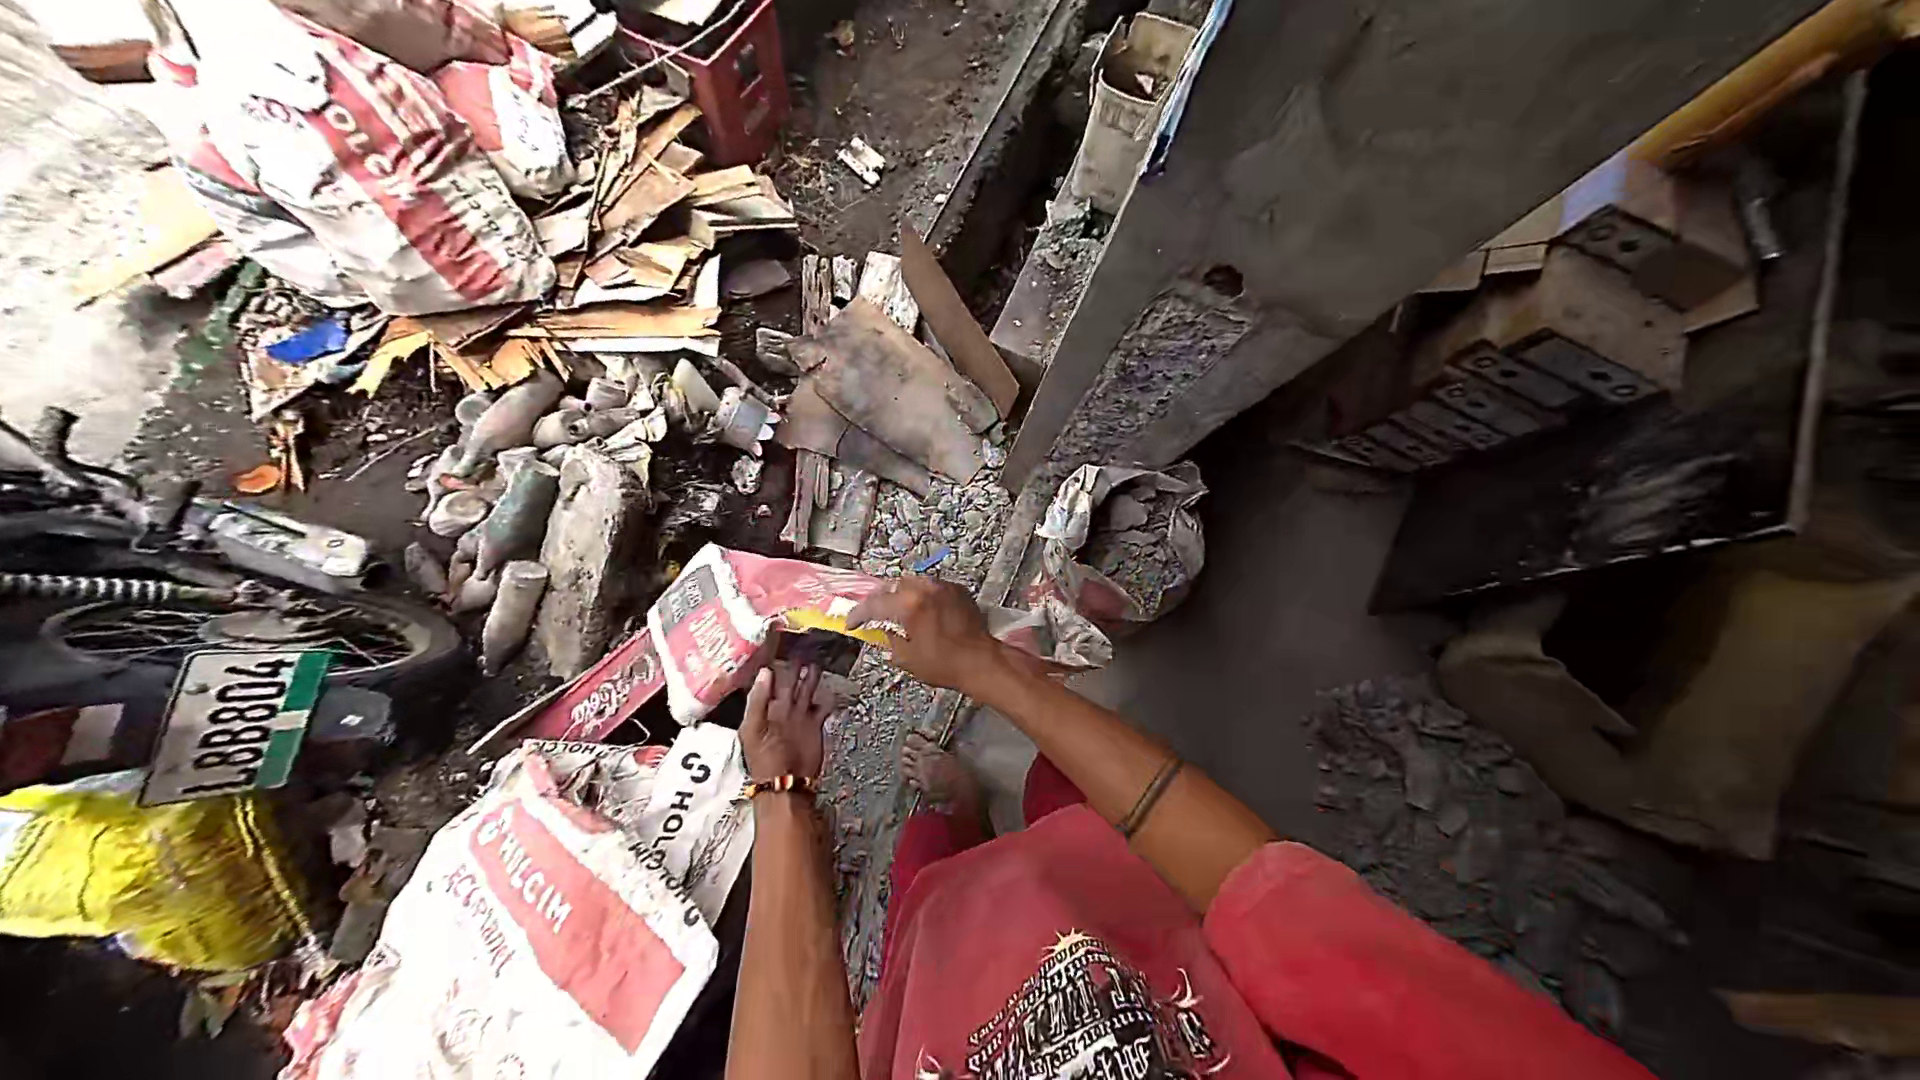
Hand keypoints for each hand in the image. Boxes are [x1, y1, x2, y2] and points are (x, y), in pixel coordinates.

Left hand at [741, 660, 829, 778]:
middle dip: (796, 667)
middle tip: (802, 649)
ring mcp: (800, 716)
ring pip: (807, 691)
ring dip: (812, 678)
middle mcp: (784, 709)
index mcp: (767, 707)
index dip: (775, 666)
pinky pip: (823, 708)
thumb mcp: (753, 727)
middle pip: (792, 683)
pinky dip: (828, 700)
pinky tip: (831, 691)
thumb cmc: (764, 757)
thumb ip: (759, 700)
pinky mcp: (814, 725)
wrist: (785, 780)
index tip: (780, 647)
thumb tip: (765, 671)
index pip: (770, 682)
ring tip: (817, 662)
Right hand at [846, 576, 1006, 693]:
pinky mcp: (957, 589)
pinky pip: (932, 585)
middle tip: (873, 614)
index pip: (874, 604)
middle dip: (881, 599)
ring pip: (913, 581)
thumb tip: (883, 630)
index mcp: (908, 605)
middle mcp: (925, 588)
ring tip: (897, 609)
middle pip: (893, 585)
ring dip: (902, 593)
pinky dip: (923, 594)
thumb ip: (889, 638)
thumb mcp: (906, 657)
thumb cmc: (944, 664)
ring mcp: (943, 586)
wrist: (981, 661)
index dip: (858, 614)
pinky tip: (922, 608)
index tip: (851, 623)